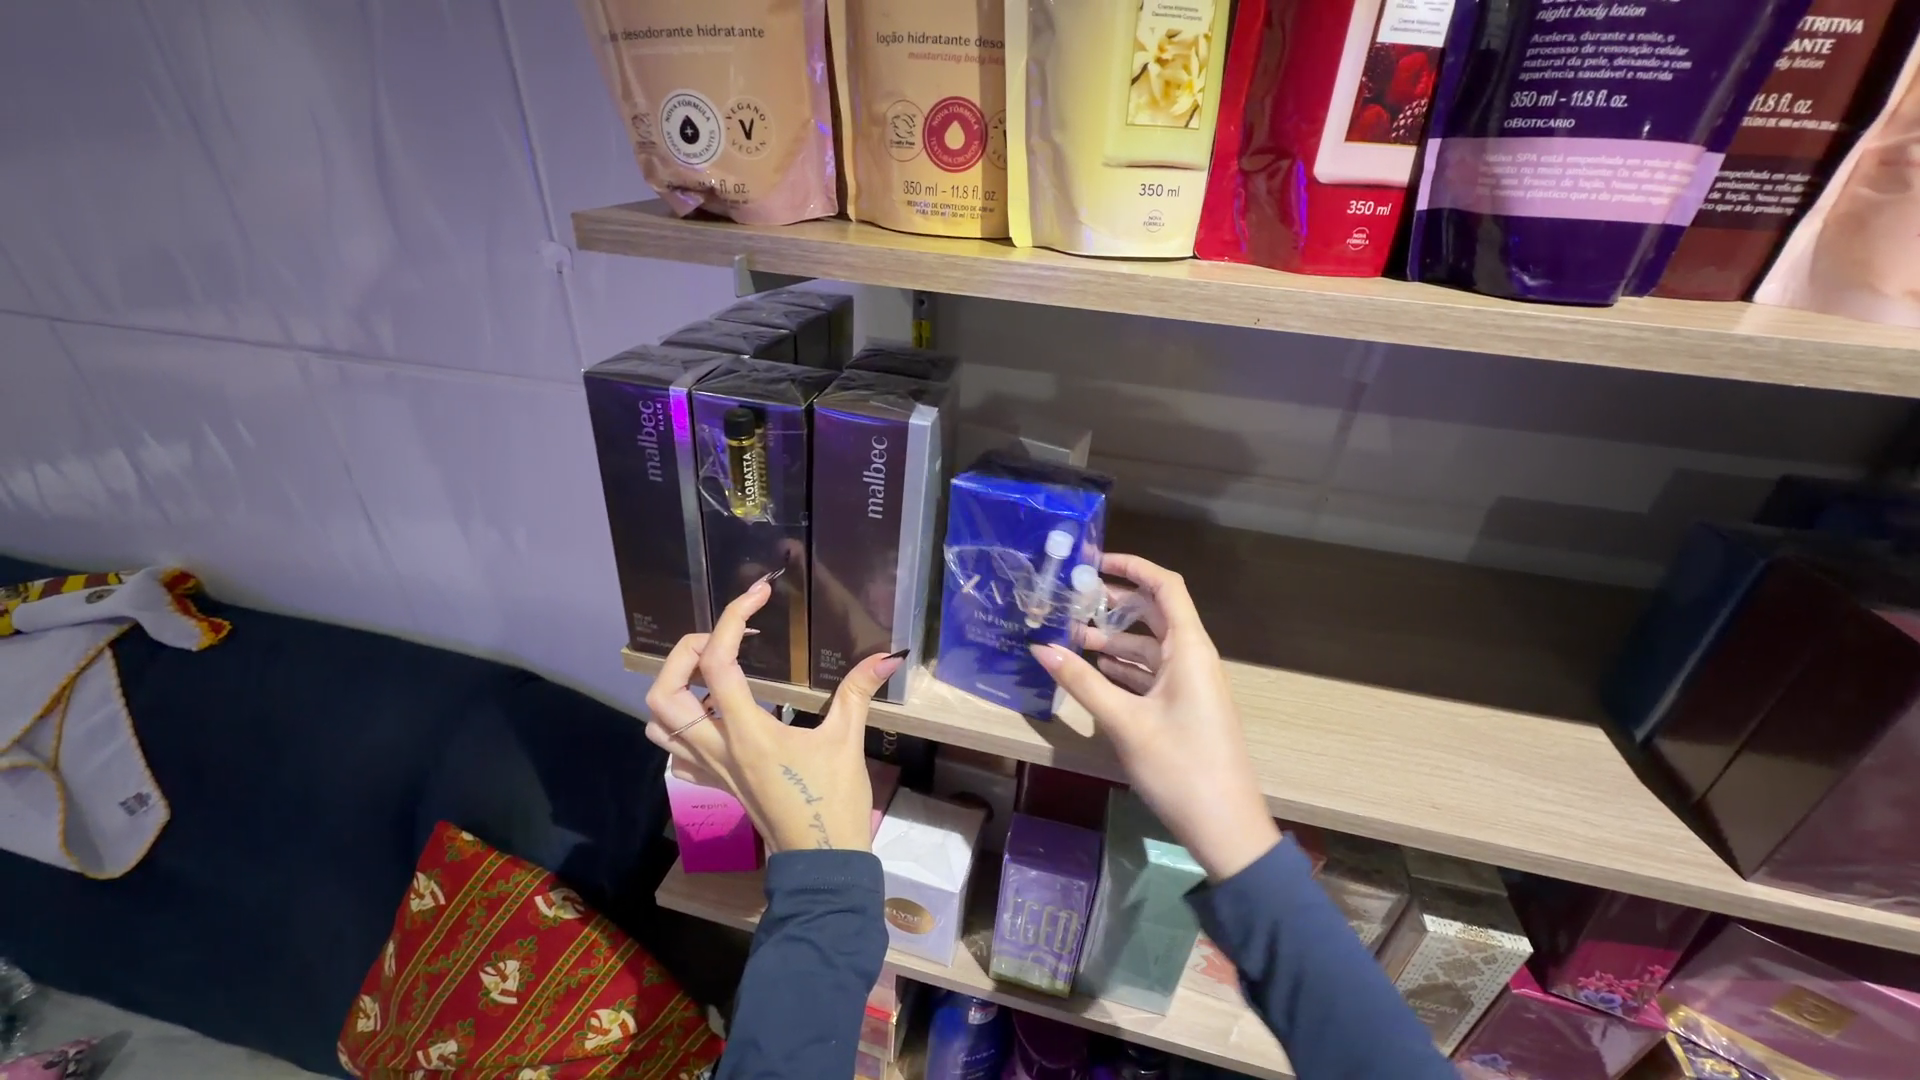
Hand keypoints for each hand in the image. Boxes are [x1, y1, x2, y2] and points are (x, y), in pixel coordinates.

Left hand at [645, 576, 902, 853]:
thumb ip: (860, 691)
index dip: (733, 619)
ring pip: (659, 723)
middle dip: (683, 652)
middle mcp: (717, 749)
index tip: (759, 594)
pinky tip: (714, 712)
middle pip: (664, 693)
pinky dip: (682, 722)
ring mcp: (709, 769)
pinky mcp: (714, 783)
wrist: (822, 862)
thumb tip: (889, 655)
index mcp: (748, 733)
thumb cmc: (834, 801)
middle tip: (722, 636)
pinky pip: (675, 749)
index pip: (718, 663)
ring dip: (674, 688)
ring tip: (712, 669)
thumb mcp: (848, 740)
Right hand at [1032, 553, 1279, 881]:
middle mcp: (1194, 659)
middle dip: (1115, 603)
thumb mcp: (1125, 722)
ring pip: (1150, 648)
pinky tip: (1091, 673)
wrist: (1226, 827)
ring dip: (1114, 641)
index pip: (1166, 587)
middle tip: (1072, 601)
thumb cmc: (1180, 767)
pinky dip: (1123, 668)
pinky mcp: (1184, 709)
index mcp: (1190, 650)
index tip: (1095, 561)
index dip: (1134, 567)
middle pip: (1155, 615)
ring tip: (1069, 638)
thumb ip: (1081, 682)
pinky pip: (1151, 674)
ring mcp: (1190, 686)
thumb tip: (1041, 648)